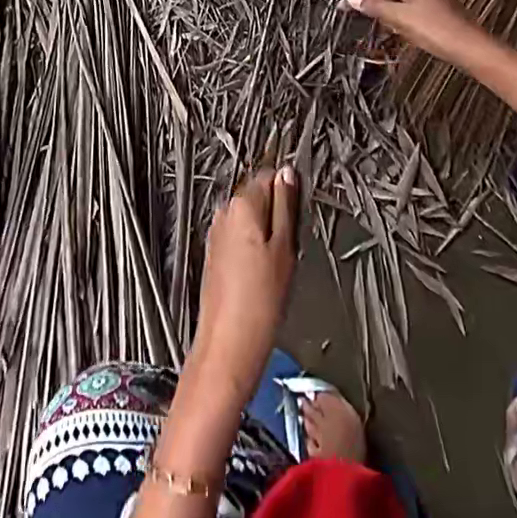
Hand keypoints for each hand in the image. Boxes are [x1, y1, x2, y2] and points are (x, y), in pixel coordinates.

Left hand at [194, 166, 301, 371]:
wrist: (229, 342)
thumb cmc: (259, 301)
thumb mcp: (285, 247)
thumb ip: (286, 205)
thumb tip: (288, 175)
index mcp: (241, 206)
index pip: (268, 175)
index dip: (288, 187)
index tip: (300, 205)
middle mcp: (224, 214)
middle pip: (257, 195)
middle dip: (277, 212)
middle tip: (292, 241)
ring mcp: (217, 234)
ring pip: (250, 218)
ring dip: (267, 231)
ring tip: (279, 262)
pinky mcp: (215, 254)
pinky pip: (240, 237)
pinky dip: (254, 247)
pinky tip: (264, 273)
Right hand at [339, 0, 491, 66]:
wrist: (470, 49)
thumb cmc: (436, 30)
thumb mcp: (399, 18)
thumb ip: (374, 6)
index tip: (342, 5)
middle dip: (372, 4)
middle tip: (353, 17)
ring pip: (398, 3)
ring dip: (385, 14)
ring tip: (373, 26)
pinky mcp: (436, 13)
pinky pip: (409, 12)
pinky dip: (399, 20)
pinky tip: (397, 31)